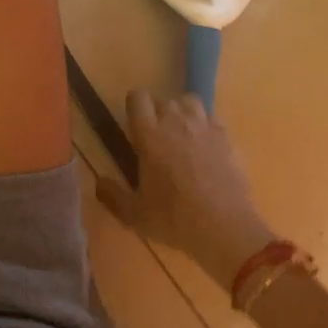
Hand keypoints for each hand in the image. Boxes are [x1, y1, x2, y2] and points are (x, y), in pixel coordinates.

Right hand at [95, 90, 276, 283]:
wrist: (228, 231)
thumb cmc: (176, 219)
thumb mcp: (136, 215)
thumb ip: (113, 195)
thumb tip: (98, 182)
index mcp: (149, 134)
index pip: (138, 97)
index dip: (134, 106)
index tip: (134, 125)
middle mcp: (175, 122)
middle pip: (164, 100)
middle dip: (158, 113)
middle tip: (158, 139)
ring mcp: (204, 128)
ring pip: (190, 102)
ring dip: (183, 113)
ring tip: (183, 136)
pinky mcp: (228, 140)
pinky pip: (213, 121)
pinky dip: (207, 128)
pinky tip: (207, 150)